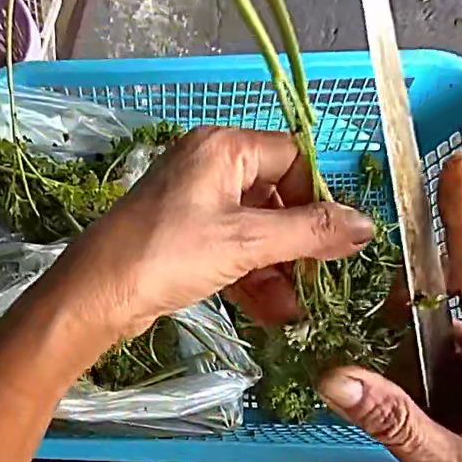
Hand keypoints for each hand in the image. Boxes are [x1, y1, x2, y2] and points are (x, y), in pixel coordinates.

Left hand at [47, 127, 374, 343]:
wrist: (95, 297)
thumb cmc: (170, 254)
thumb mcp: (247, 242)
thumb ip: (310, 232)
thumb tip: (366, 225)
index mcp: (225, 148)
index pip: (294, 159)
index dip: (320, 198)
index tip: (338, 241)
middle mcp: (212, 167)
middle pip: (278, 198)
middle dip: (300, 245)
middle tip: (320, 280)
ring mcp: (197, 203)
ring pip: (258, 231)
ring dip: (280, 270)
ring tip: (296, 310)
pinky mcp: (187, 237)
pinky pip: (235, 250)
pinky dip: (254, 279)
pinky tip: (272, 313)